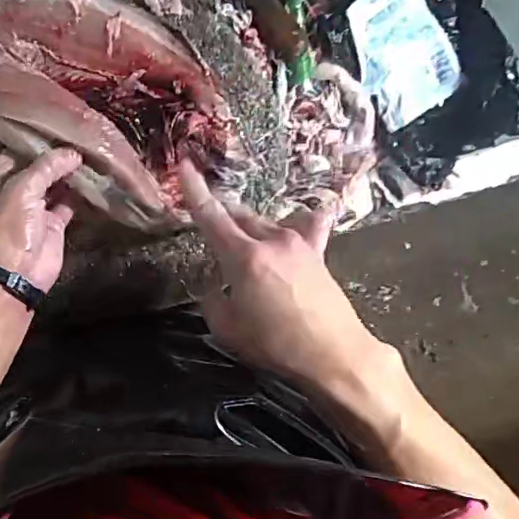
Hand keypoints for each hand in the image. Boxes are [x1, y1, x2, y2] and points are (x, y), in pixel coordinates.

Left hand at [0, 149, 82, 291]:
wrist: (18, 275)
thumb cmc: (9, 229)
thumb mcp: (22, 190)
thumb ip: (46, 168)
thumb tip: (72, 153)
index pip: (10, 157)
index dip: (31, 145)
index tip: (54, 131)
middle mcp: (8, 198)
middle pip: (33, 172)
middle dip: (52, 160)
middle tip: (75, 141)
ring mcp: (31, 213)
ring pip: (51, 187)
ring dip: (66, 175)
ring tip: (85, 157)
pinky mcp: (50, 227)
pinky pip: (65, 205)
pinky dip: (76, 194)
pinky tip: (89, 180)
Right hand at [180, 164, 399, 404]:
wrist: (334, 353)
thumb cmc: (276, 344)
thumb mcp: (227, 329)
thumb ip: (212, 300)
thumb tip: (215, 288)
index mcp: (244, 257)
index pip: (211, 215)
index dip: (193, 189)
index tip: (184, 165)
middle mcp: (272, 240)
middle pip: (239, 216)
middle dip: (222, 220)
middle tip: (212, 236)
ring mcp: (299, 243)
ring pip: (265, 223)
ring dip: (250, 231)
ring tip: (246, 251)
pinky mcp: (318, 254)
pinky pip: (305, 228)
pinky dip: (296, 225)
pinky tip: (300, 222)